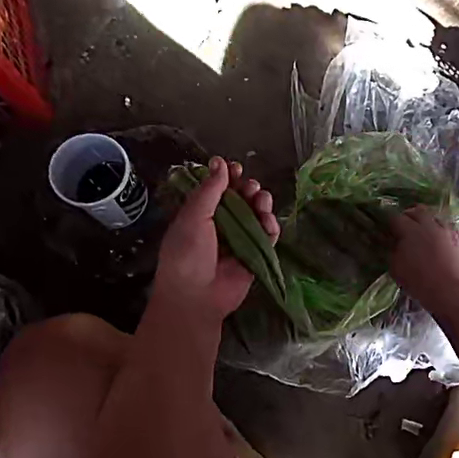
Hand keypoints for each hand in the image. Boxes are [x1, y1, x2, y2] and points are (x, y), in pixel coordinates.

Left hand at [152, 157, 278, 319]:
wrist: (197, 295)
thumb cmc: (187, 253)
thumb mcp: (194, 216)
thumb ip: (210, 190)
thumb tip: (220, 162)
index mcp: (201, 214)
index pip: (219, 189)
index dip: (229, 178)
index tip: (236, 169)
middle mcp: (222, 225)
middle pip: (241, 200)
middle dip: (249, 189)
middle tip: (251, 187)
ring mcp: (240, 240)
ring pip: (257, 215)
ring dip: (262, 204)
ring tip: (262, 201)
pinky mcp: (255, 255)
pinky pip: (268, 236)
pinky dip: (271, 226)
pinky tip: (269, 221)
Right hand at [388, 208, 458, 315]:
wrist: (449, 290)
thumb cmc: (418, 281)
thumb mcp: (395, 268)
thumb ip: (392, 251)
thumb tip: (393, 243)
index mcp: (410, 230)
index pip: (395, 217)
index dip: (388, 220)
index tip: (385, 225)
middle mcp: (428, 225)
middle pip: (418, 210)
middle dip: (409, 215)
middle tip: (404, 224)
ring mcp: (445, 231)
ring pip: (434, 217)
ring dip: (426, 221)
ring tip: (422, 232)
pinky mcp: (458, 239)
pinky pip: (446, 229)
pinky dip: (439, 232)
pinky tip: (438, 241)